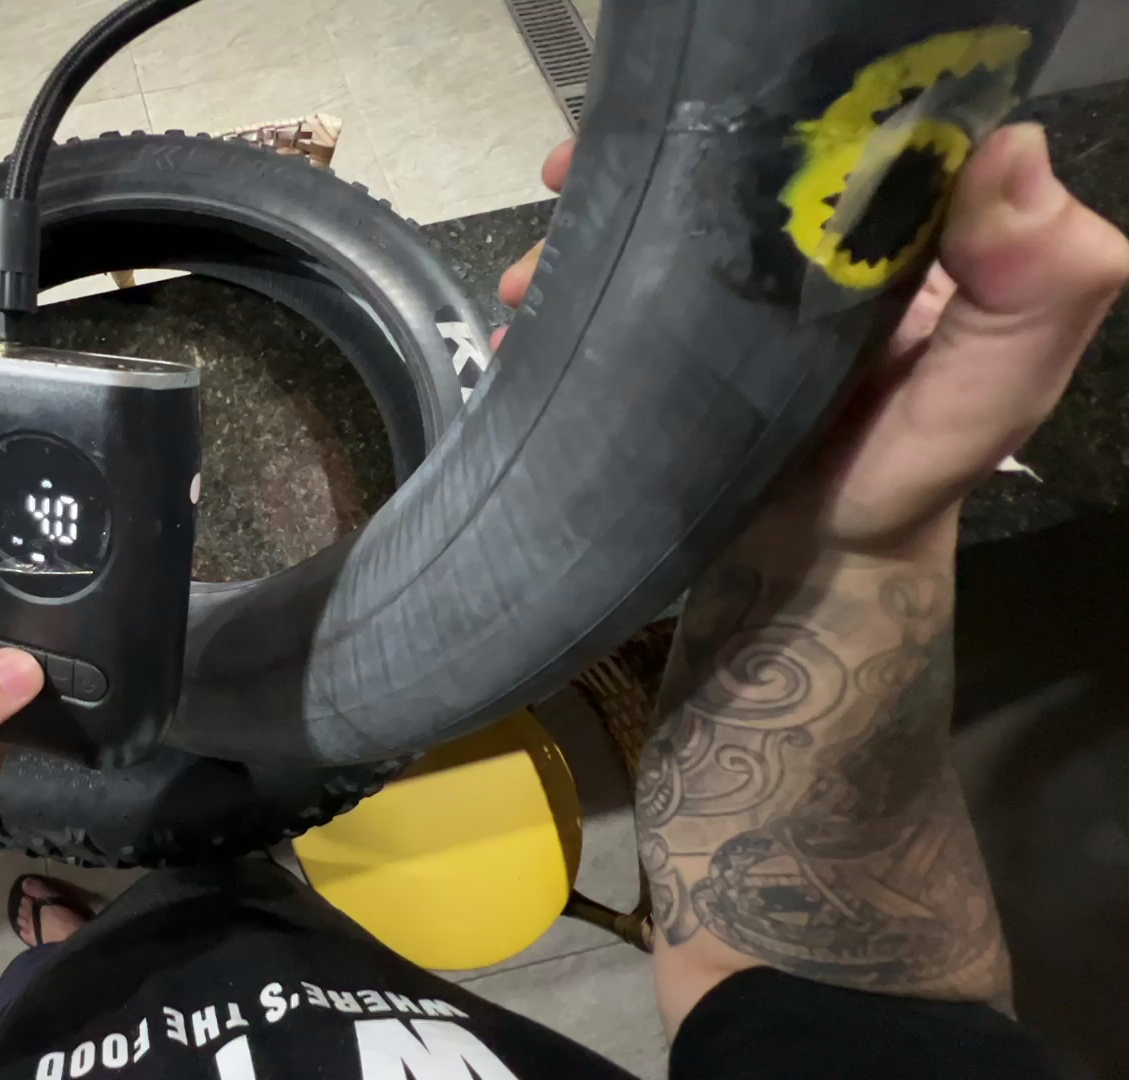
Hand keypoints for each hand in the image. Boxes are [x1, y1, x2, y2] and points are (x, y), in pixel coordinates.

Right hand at [497, 126, 1128, 554]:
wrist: (807, 557)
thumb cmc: (907, 472)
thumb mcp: (1002, 381)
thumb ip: (1040, 280)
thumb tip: (1001, 146)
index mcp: (864, 245)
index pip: (804, 152)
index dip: (741, 119)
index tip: (670, 114)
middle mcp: (774, 270)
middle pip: (689, 202)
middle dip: (616, 187)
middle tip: (555, 185)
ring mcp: (702, 324)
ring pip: (630, 264)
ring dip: (567, 259)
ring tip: (520, 286)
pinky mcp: (652, 371)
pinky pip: (599, 333)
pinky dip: (551, 329)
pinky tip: (518, 340)